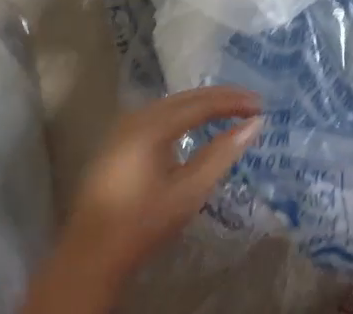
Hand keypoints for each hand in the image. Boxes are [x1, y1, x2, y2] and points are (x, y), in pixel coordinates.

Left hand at [21, 87, 261, 313]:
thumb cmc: (143, 223)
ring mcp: (123, 128)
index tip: (261, 105)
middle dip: (220, 98)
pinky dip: (183, 115)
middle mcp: (136, 117)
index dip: (233, 101)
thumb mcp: (189, 191)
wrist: (91, 255)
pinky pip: (158, 116)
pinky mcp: (118, 142)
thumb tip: (254, 123)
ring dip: (201, 105)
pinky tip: (194, 125)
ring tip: (229, 110)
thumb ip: (222, 154)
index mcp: (151, 125)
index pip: (201, 103)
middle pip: (185, 98)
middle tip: (251, 104)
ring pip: (170, 105)